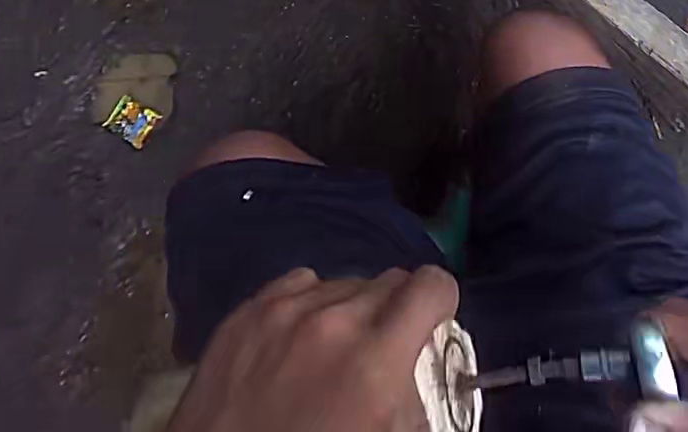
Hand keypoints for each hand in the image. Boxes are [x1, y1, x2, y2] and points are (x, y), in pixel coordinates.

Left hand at [166, 265, 459, 431]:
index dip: (441, 301)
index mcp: (374, 363)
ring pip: (344, 282)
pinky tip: (298, 341)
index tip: (435, 322)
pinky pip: (300, 284)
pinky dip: (310, 305)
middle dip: (397, 311)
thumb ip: (412, 405)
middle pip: (389, 281)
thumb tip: (419, 374)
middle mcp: (333, 320)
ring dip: (352, 310)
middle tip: (383, 351)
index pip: (429, 286)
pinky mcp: (247, 311)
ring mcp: (284, 309)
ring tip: (334, 353)